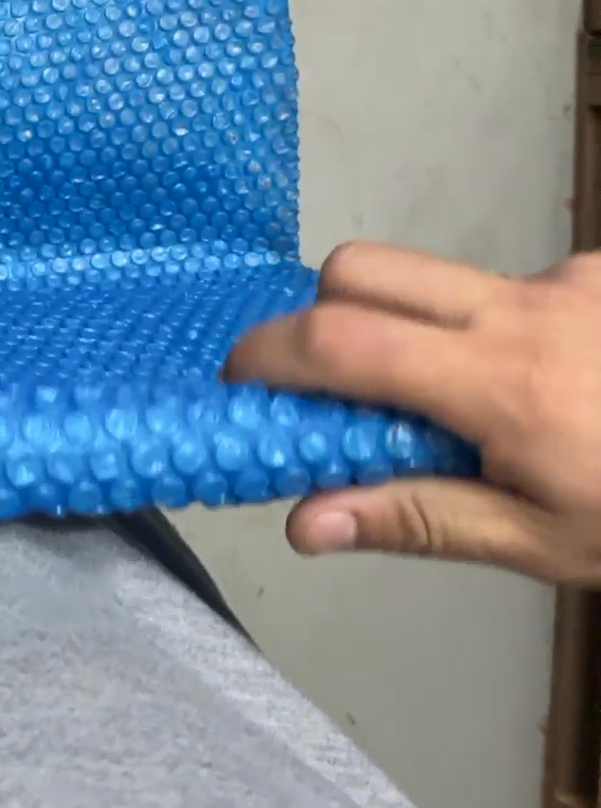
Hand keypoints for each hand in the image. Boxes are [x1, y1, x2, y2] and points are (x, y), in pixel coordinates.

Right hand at [223, 242, 600, 582]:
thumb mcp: (553, 540)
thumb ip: (419, 519)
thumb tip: (301, 526)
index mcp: (502, 382)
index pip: (334, 339)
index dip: (261, 353)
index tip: (242, 384)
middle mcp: (523, 311)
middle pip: (356, 270)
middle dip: (315, 313)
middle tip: (338, 375)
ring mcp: (573, 282)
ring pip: (425, 270)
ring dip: (398, 316)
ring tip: (450, 379)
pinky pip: (502, 281)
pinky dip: (485, 320)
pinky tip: (547, 368)